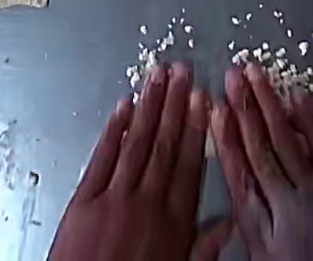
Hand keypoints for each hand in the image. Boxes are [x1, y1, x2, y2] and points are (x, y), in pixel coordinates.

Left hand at [50, 63, 231, 260]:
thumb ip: (202, 249)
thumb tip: (229, 222)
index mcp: (171, 226)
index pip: (188, 165)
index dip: (196, 127)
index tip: (202, 98)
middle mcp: (145, 205)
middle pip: (164, 145)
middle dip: (174, 104)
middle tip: (182, 70)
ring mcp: (112, 200)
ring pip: (136, 142)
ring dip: (149, 105)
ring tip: (158, 74)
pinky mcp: (82, 202)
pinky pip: (102, 157)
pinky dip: (113, 129)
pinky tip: (123, 104)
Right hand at [211, 64, 312, 260]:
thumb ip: (252, 224)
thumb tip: (237, 190)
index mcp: (265, 234)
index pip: (240, 176)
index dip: (226, 140)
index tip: (215, 110)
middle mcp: (290, 207)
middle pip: (261, 149)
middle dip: (244, 109)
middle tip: (232, 76)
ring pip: (288, 139)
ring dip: (269, 103)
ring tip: (255, 73)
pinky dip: (308, 121)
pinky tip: (297, 97)